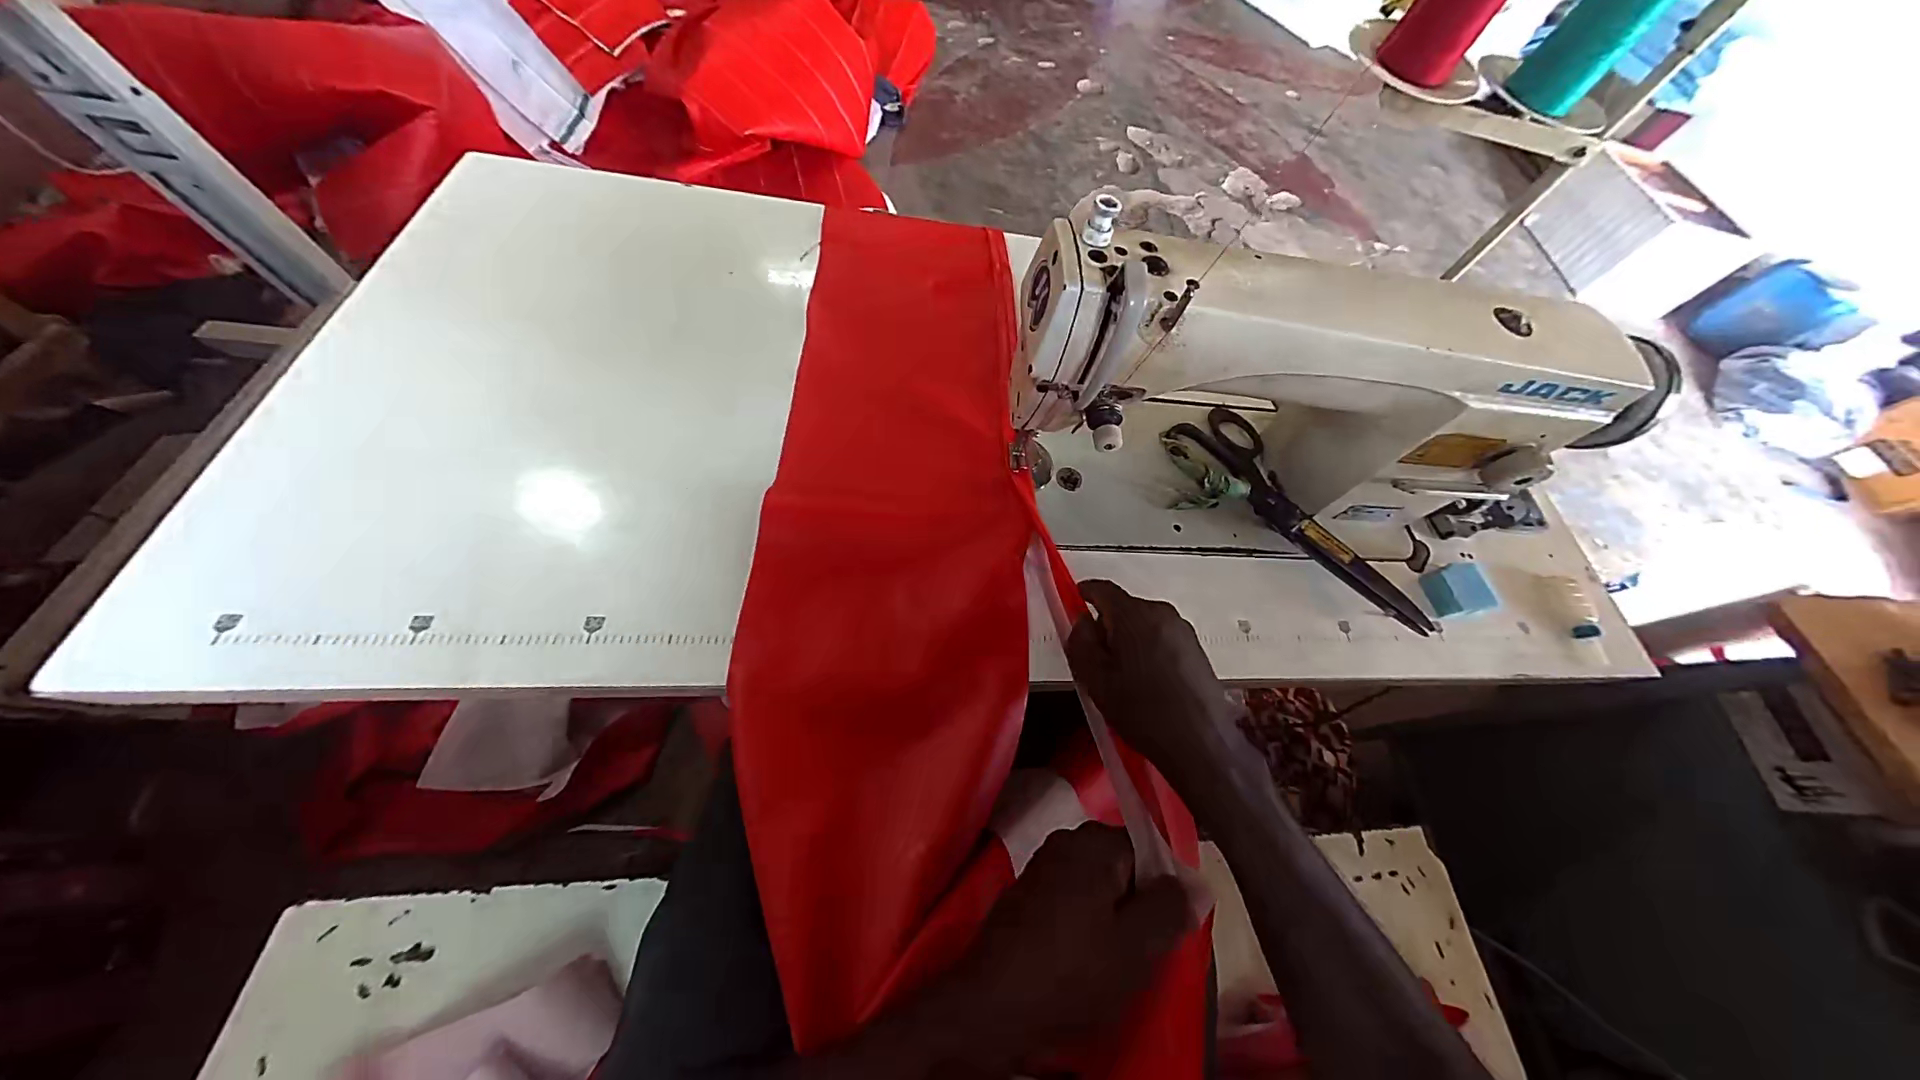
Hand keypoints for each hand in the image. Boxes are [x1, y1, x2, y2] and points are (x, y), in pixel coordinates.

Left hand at [877, 824, 1194, 1075]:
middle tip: (1147, 949)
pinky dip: (1087, 924)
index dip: (1166, 887)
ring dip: (1114, 918)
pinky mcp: (1027, 895)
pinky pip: (1073, 900)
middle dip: (1140, 903)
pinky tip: (1088, 960)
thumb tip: (1196, 882)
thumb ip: (1170, 910)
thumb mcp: (1135, 948)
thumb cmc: (1070, 973)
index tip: (1172, 927)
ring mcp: (1042, 867)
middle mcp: (1065, 842)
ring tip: (1119, 961)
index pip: (1148, 847)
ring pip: (1098, 886)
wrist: (992, 1005)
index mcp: (1093, 842)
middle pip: (1123, 866)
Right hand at [1065, 579, 1247, 793]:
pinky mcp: (1195, 647)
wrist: (1200, 743)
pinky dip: (1146, 650)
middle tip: (1094, 657)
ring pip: (1142, 624)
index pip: (1102, 589)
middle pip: (1123, 607)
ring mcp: (1183, 630)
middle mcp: (1162, 613)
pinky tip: (1144, 683)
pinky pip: (1160, 637)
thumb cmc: (1143, 712)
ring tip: (1121, 677)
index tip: (1073, 603)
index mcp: (1135, 615)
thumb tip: (1081, 623)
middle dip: (1106, 625)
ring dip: (1127, 640)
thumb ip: (1080, 642)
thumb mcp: (1096, 680)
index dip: (1084, 594)